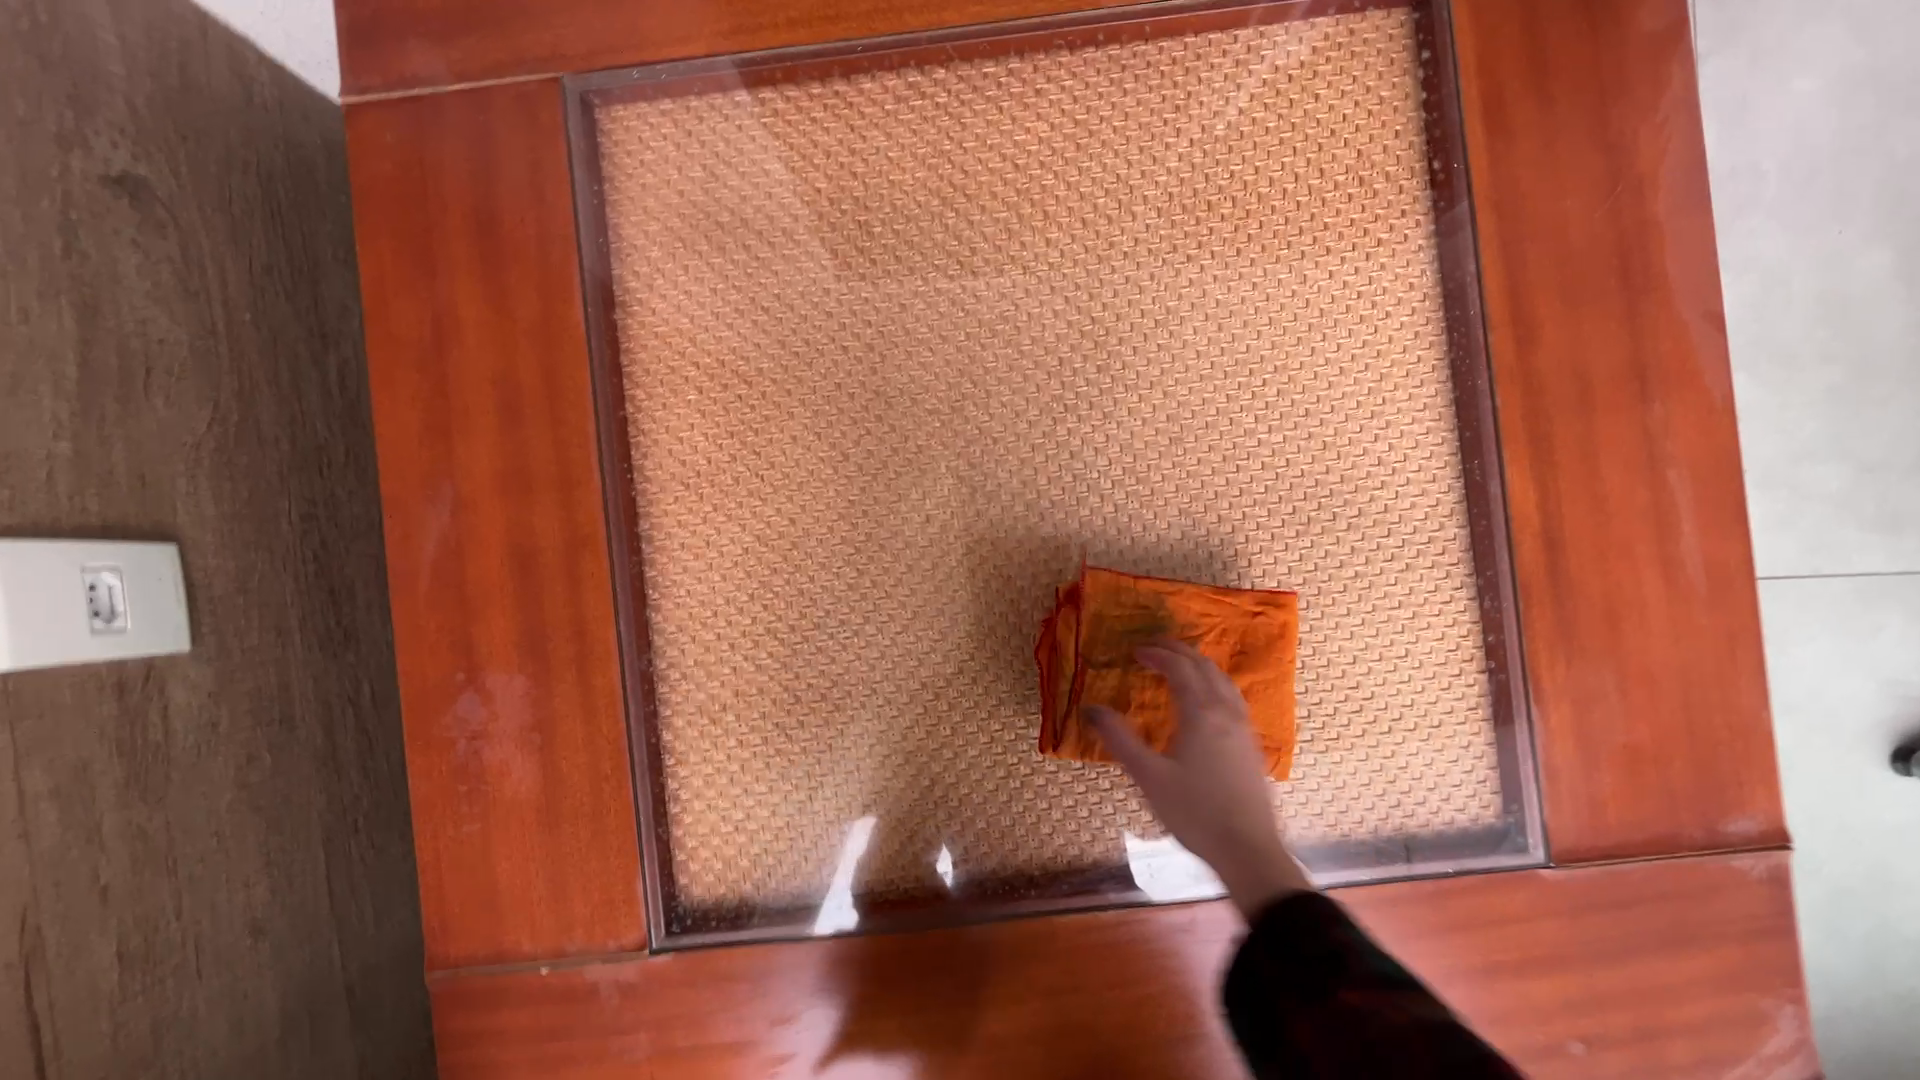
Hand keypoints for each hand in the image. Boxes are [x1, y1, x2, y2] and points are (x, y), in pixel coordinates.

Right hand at [1087, 638, 1310, 918]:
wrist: (1247, 848)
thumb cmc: (1194, 813)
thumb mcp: (1148, 777)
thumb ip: (1120, 739)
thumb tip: (1091, 708)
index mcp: (1201, 713)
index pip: (1179, 668)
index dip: (1157, 654)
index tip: (1135, 652)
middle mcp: (1226, 711)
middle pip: (1204, 666)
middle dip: (1178, 652)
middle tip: (1153, 649)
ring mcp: (1244, 727)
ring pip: (1223, 680)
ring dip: (1199, 666)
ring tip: (1178, 667)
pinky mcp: (1252, 745)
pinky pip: (1232, 698)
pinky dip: (1214, 684)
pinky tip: (1206, 702)